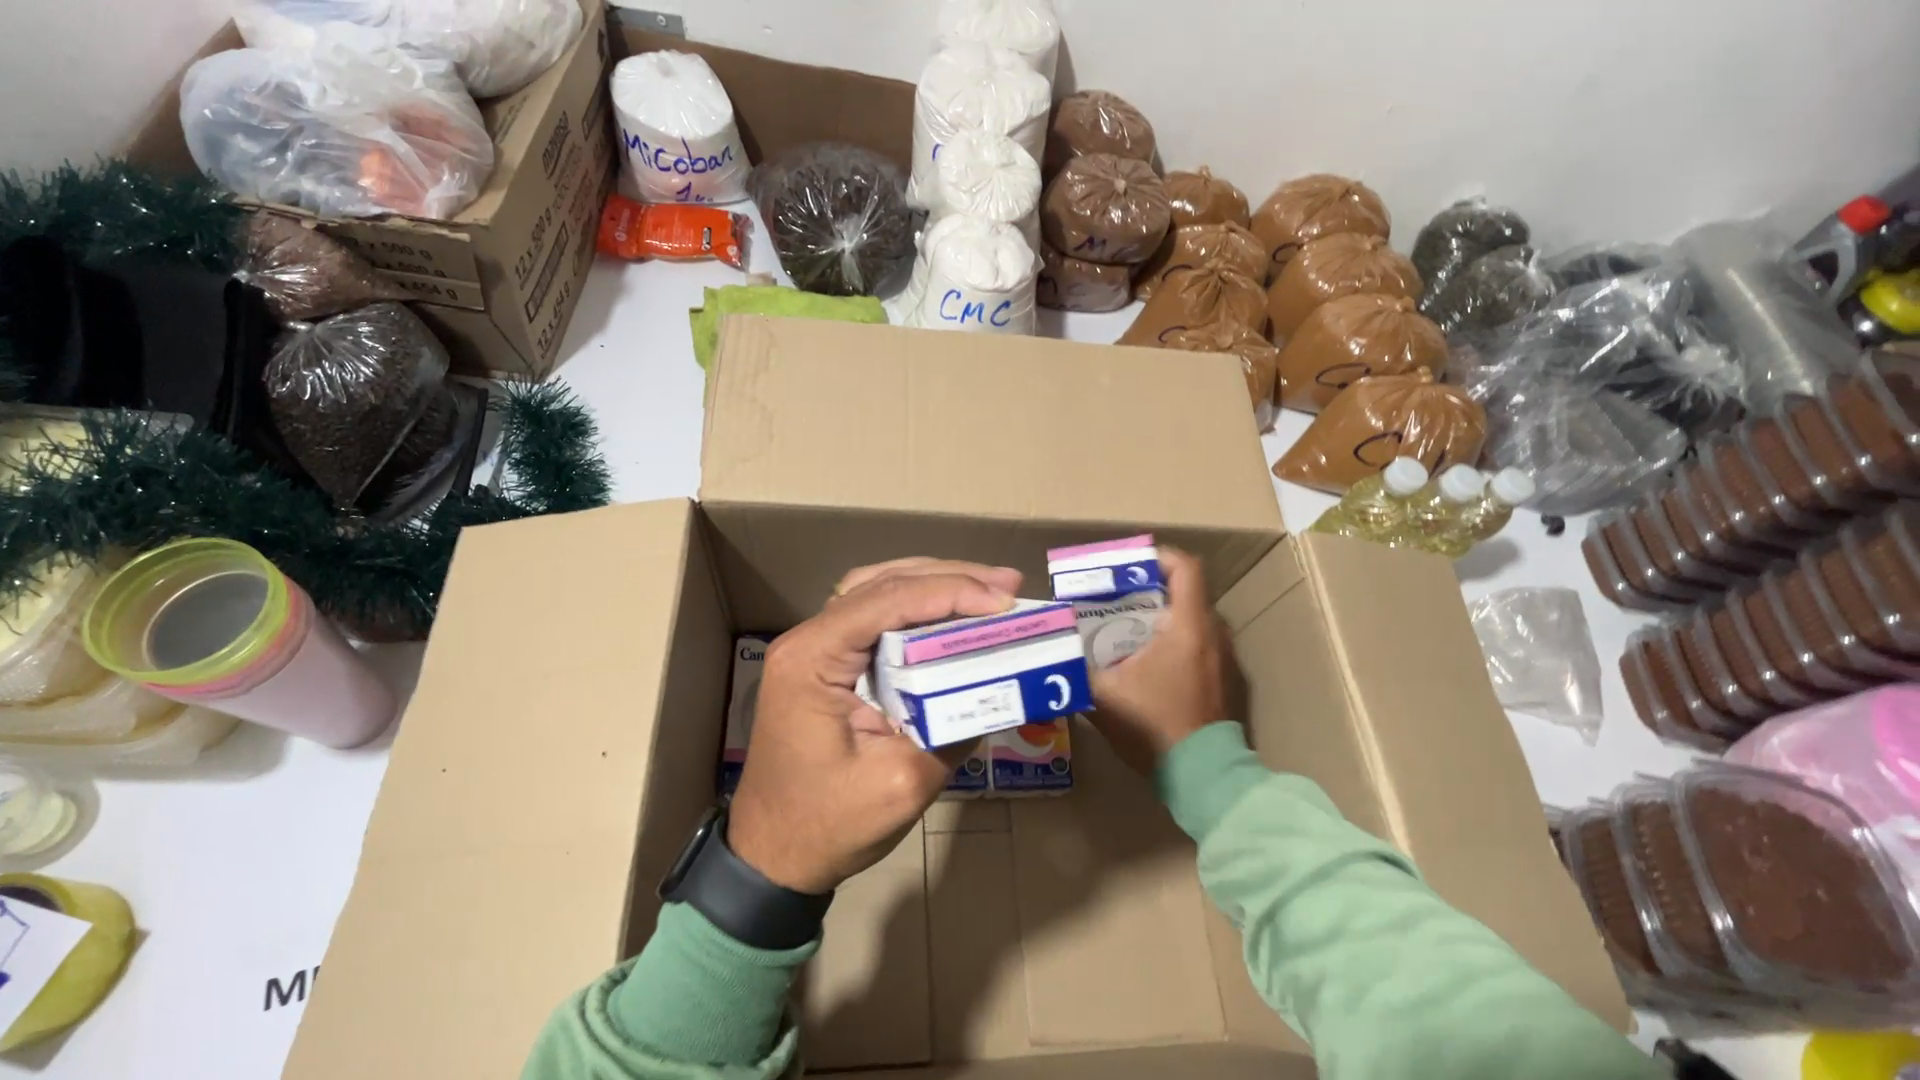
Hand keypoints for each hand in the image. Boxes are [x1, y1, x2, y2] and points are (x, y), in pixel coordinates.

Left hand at [728, 558, 1022, 893]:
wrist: (772, 855)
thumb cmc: (827, 825)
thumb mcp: (901, 785)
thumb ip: (951, 731)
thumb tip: (996, 688)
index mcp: (814, 659)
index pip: (888, 602)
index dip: (951, 593)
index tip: (1004, 600)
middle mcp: (808, 640)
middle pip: (883, 583)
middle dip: (950, 578)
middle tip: (1008, 583)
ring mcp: (814, 650)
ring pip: (877, 590)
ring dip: (933, 584)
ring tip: (987, 588)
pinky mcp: (827, 666)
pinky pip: (873, 617)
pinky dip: (915, 607)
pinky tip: (948, 614)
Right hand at [1088, 548, 1229, 775]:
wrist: (1204, 777)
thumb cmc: (1155, 726)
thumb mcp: (1103, 697)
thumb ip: (1075, 670)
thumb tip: (1050, 655)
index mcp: (1189, 626)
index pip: (1184, 567)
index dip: (1156, 557)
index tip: (1127, 565)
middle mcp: (1214, 634)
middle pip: (1186, 593)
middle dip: (1150, 590)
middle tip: (1115, 599)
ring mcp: (1225, 659)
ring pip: (1193, 621)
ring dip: (1163, 618)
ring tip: (1126, 630)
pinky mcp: (1226, 681)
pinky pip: (1200, 645)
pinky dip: (1175, 642)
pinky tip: (1147, 664)